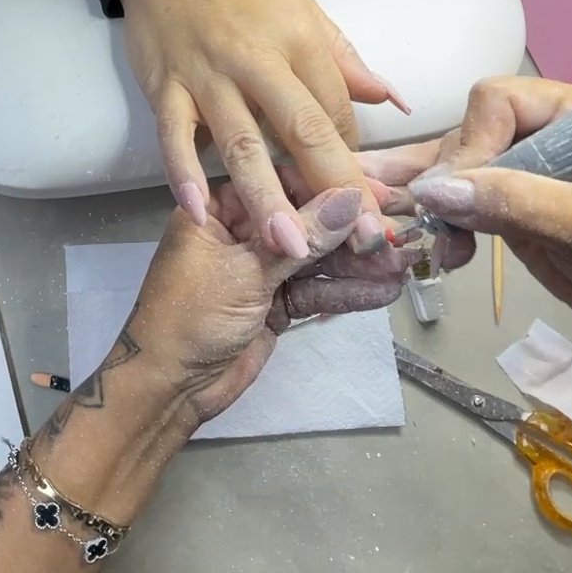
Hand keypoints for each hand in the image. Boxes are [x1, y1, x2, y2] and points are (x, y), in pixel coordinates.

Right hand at [121, 0, 405, 258]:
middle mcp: (256, 61)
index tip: (373, 205)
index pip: (334, 110)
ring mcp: (206, 78)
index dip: (355, 161)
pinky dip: (184, 175)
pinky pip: (174, 138)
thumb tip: (395, 101)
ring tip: (286, 245)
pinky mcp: (165, 89)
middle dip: (331, 187)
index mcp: (299, 40)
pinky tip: (199, 212)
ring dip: (265, 196)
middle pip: (299, 130)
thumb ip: (344, 59)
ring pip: (240, 143)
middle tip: (358, 242)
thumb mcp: (302, 8)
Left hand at [128, 185, 412, 427]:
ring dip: (356, 265)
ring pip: (315, 259)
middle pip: (304, 222)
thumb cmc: (191, 317)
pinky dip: (345, 293)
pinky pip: (313, 290)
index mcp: (217, 210)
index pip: (279, 185)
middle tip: (399, 236)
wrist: (168, 387)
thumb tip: (353, 198)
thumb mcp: (246, 272)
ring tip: (403, 266)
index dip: (329, 190)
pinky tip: (383, 291)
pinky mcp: (273, 302)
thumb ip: (302, 237)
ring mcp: (258, 269)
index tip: (377, 195)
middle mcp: (239, 232)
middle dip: (351, 232)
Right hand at [376, 77, 571, 338]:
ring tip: (426, 238)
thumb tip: (430, 190)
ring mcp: (522, 167)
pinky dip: (436, 217)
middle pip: (466, 135)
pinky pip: (455, 197)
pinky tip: (430, 240)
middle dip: (444, 182)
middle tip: (436, 227)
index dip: (472, 143)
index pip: (498, 102)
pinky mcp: (504, 201)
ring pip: (451, 168)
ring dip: (432, 204)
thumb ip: (514, 202)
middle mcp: (545, 131)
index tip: (462, 195)